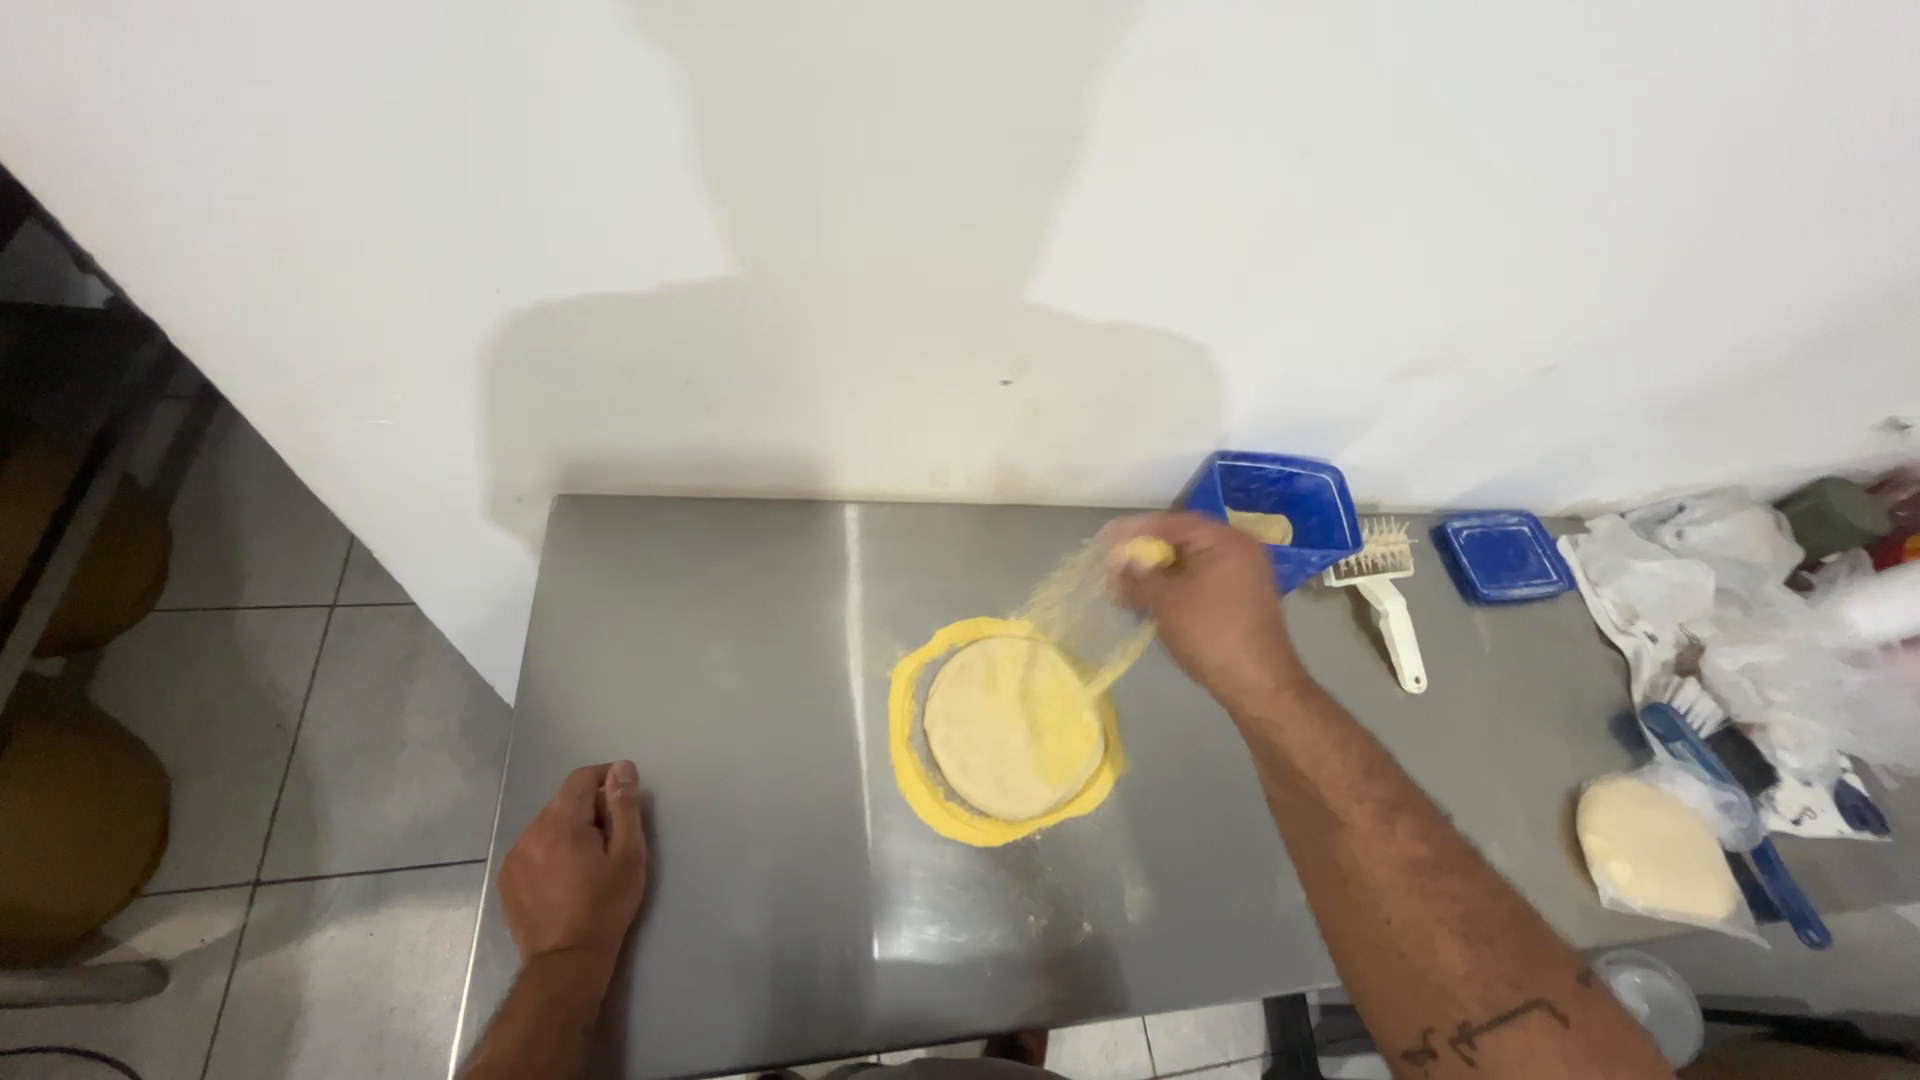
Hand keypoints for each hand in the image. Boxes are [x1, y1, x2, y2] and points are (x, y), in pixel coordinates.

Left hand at [499, 761, 649, 968]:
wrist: (567, 960)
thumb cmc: (606, 905)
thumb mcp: (628, 853)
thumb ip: (624, 806)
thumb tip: (621, 768)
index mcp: (561, 823)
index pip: (580, 778)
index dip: (605, 778)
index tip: (623, 799)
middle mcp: (530, 833)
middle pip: (564, 802)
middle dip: (590, 809)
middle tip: (612, 838)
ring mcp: (514, 857)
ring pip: (548, 825)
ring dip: (570, 830)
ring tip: (588, 861)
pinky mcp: (507, 878)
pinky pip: (534, 847)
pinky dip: (552, 850)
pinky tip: (566, 877)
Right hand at [1104, 512, 1311, 710]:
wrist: (1258, 682)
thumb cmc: (1210, 633)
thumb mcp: (1164, 601)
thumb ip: (1136, 576)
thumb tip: (1116, 565)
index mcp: (1223, 539)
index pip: (1169, 523)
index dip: (1132, 531)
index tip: (1104, 541)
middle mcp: (1238, 548)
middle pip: (1181, 540)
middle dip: (1144, 553)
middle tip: (1114, 565)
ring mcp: (1244, 573)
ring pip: (1190, 562)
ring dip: (1158, 573)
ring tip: (1127, 587)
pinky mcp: (1242, 597)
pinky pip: (1202, 580)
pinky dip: (1176, 586)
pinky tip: (1153, 600)